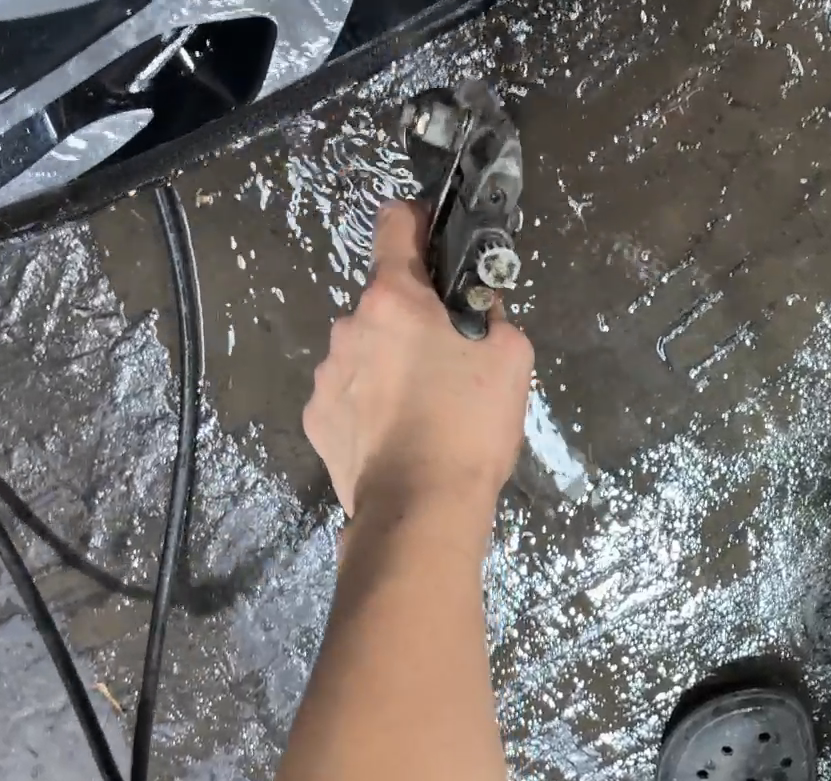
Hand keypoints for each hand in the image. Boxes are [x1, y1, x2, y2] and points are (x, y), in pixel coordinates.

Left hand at [303, 200, 533, 524]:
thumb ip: (494, 318)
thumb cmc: (471, 426)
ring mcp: (326, 374)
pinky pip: (350, 396)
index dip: (420, 223)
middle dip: (416, 322)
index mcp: (395, 300)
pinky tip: (402, 438)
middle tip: (453, 365)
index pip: (395, 225)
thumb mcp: (513, 361)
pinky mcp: (317, 419)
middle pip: (386, 304)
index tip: (440, 242)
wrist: (421, 506)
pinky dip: (373, 405)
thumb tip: (476, 309)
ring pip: (367, 353)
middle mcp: (349, 326)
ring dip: (392, 366)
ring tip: (428, 413)